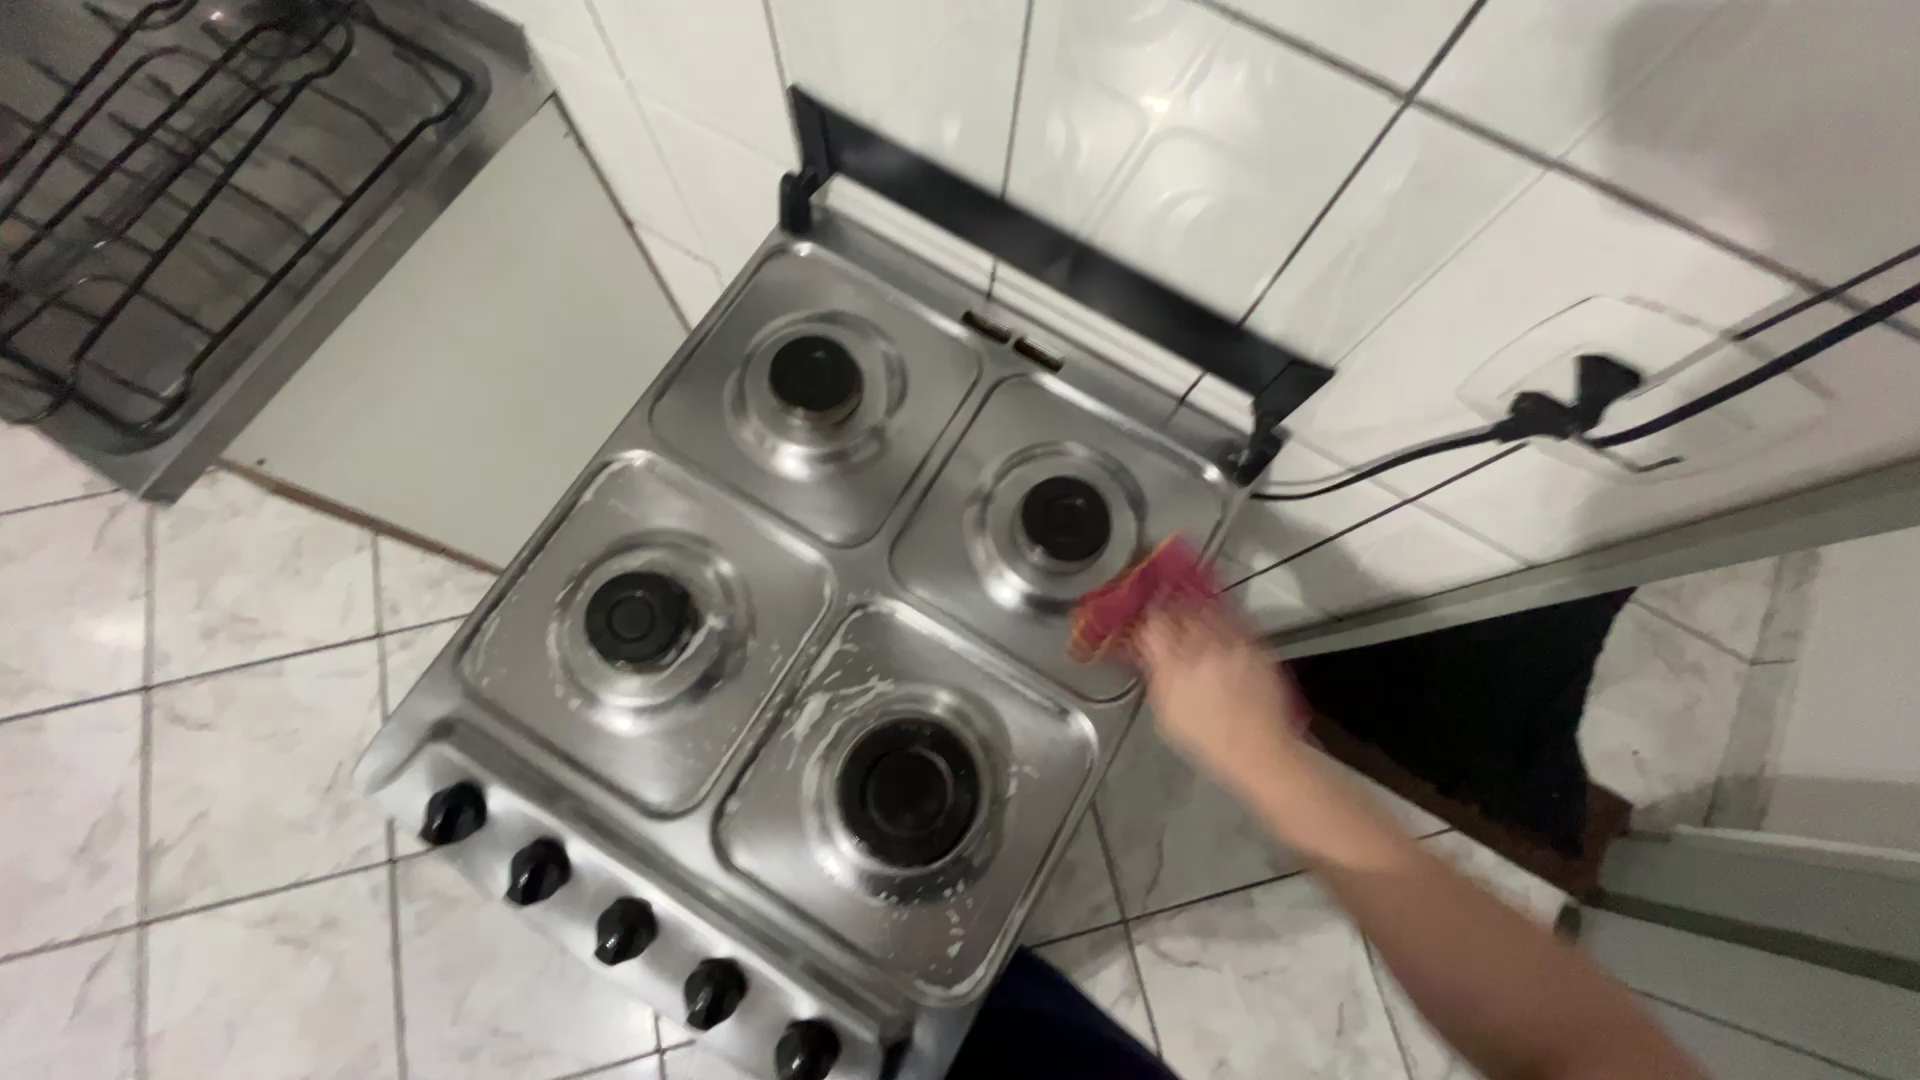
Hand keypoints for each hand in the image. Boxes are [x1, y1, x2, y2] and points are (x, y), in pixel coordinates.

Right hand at [1133, 597, 1311, 795]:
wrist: (1259, 750)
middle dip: (1169, 602)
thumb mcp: (1166, 715)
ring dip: (1194, 601)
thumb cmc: (1208, 740)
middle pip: (1181, 611)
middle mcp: (1203, 650)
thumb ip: (1154, 678)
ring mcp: (1232, 646)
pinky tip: (1214, 607)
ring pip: (1207, 609)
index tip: (1144, 614)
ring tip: (1186, 596)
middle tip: (1162, 598)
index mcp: (1174, 667)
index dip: (1146, 616)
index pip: (1153, 626)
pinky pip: (1234, 618)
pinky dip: (1221, 609)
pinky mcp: (1255, 647)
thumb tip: (1144, 654)